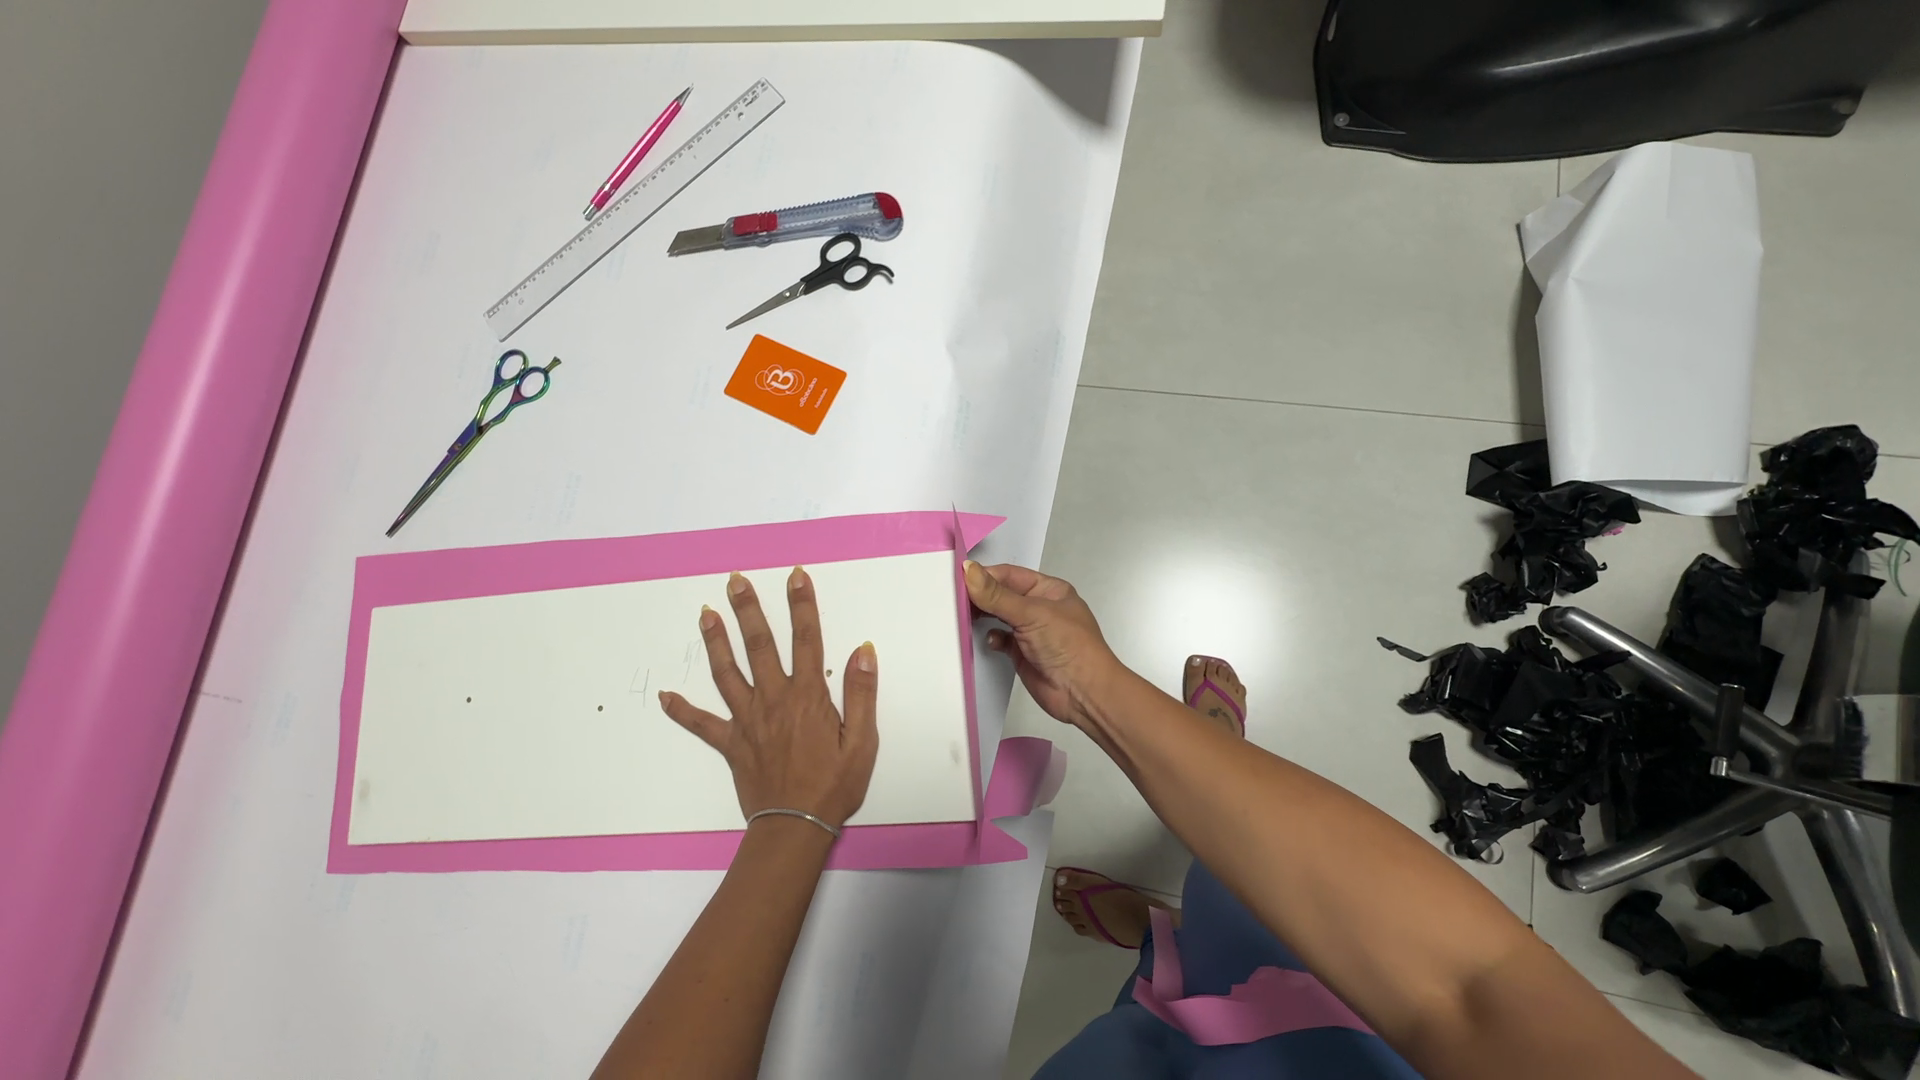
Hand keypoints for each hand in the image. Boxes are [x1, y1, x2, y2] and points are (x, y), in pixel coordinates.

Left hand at [660, 567, 878, 828]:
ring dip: (716, 641)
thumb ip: (861, 692)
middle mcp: (774, 699)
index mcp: (808, 695)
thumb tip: (862, 649)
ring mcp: (747, 720)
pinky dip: (681, 710)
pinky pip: (701, 724)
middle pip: (759, 646)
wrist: (796, 826)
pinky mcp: (730, 743)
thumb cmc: (834, 784)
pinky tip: (664, 695)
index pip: (806, 639)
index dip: (802, 605)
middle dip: (748, 610)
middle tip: (735, 581)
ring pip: (727, 673)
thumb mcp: (863, 740)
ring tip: (705, 614)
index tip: (795, 576)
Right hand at [964, 561, 1122, 729]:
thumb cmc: (1066, 644)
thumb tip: (968, 569)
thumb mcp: (1031, 614)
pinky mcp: (1022, 653)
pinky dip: (992, 638)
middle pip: (1002, 595)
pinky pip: (1001, 639)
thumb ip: (997, 595)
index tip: (957, 578)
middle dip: (981, 596)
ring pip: (999, 616)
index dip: (985, 575)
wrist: (1083, 693)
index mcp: (1049, 589)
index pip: (1010, 575)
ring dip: (983, 616)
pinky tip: (990, 641)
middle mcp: (1039, 607)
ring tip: (962, 616)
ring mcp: (1031, 631)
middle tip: (953, 598)